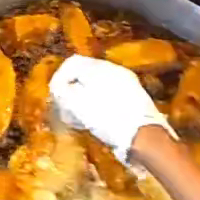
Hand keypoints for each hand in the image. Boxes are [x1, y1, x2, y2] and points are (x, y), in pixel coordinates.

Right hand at [48, 55, 172, 161]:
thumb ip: (61, 92)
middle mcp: (114, 70)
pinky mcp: (137, 100)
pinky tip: (97, 120)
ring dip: (85, 98)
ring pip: (98, 86)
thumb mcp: (75, 104)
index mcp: (98, 66)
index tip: (54, 94)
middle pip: (85, 74)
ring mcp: (128, 84)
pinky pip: (111, 96)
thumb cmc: (106, 117)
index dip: (59, 78)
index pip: (72, 63)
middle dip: (72, 90)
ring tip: (79, 117)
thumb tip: (57, 89)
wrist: (145, 137)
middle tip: (65, 106)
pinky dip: (100, 104)